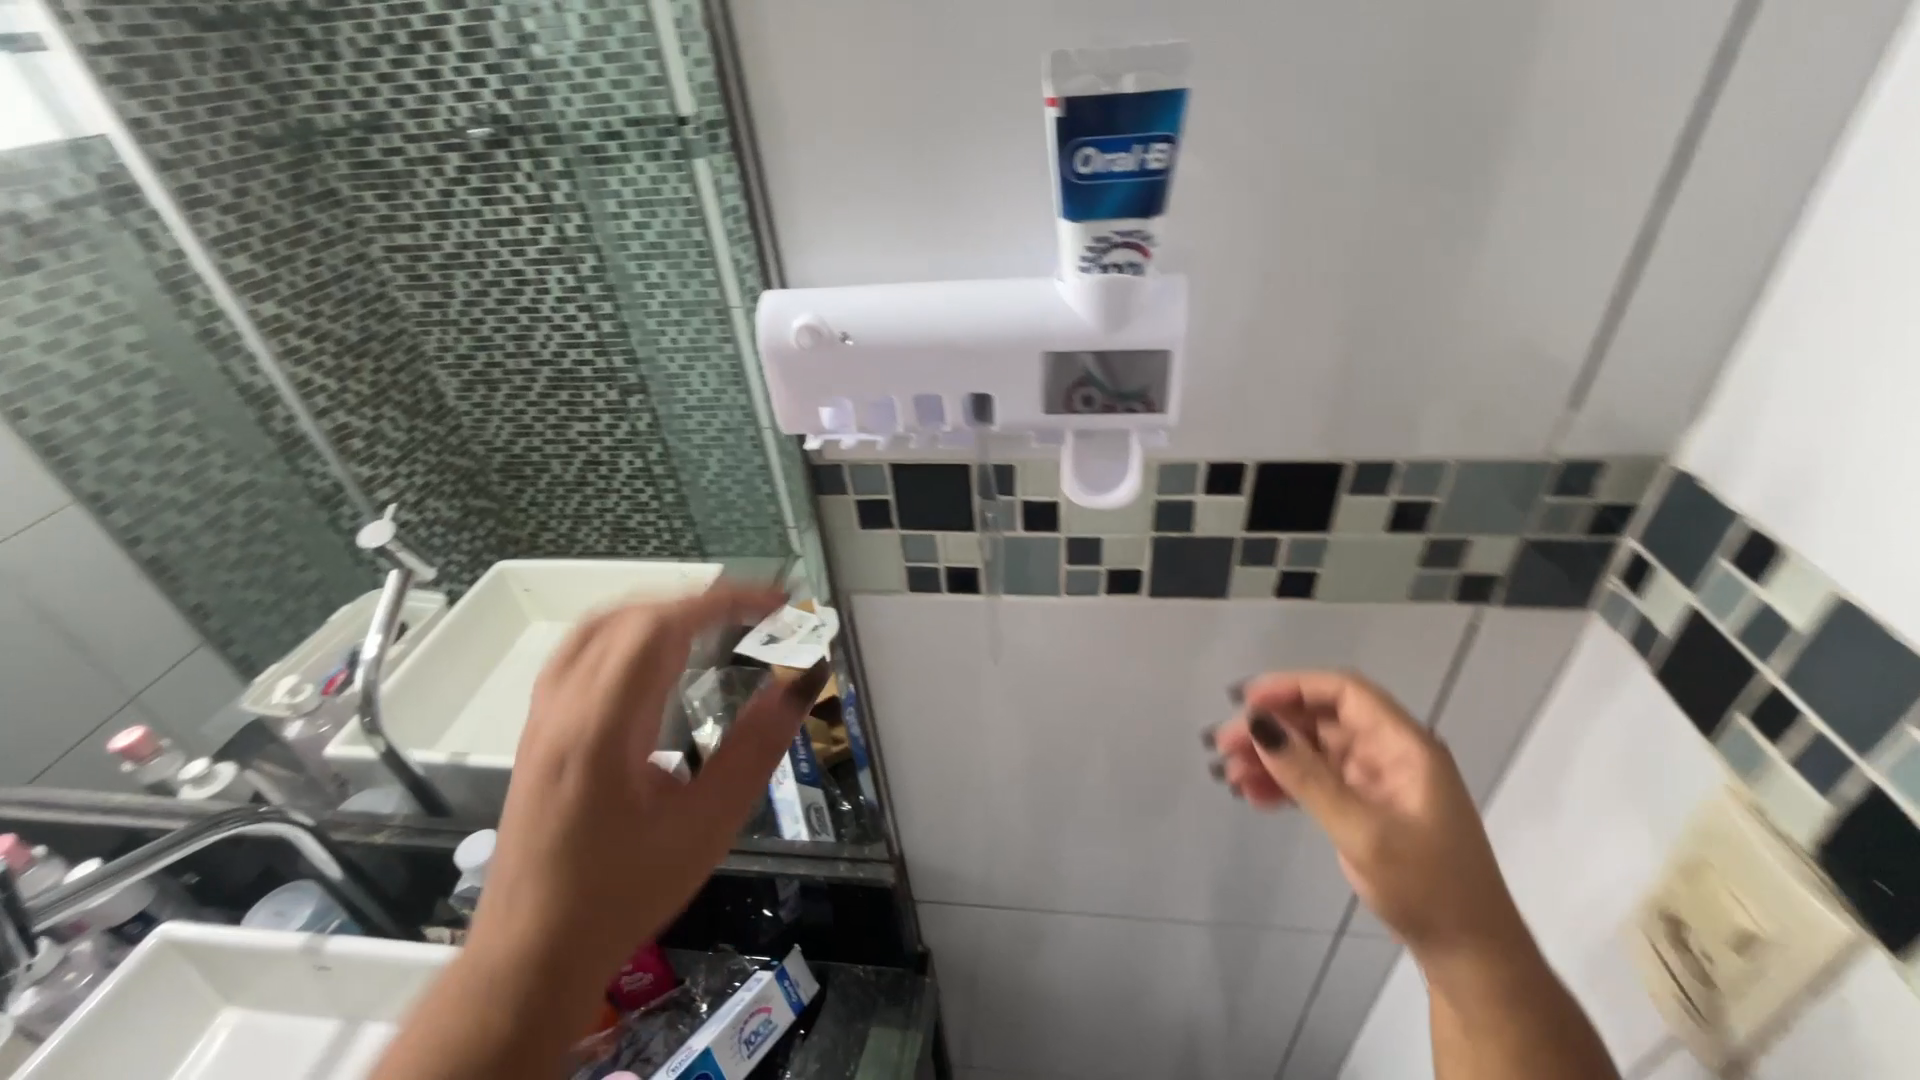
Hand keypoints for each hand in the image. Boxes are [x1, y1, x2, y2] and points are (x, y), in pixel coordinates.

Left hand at [466, 584, 827, 983]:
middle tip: (757, 616)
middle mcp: (564, 708)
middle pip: (630, 617)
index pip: (661, 628)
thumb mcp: (706, 826)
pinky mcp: (537, 730)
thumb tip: (796, 685)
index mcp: (603, 729)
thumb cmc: (625, 892)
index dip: (723, 602)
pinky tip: (655, 660)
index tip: (775, 605)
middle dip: (700, 602)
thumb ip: (754, 750)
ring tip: (713, 625)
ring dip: (660, 611)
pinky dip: (627, 633)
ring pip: (597, 627)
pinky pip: (579, 652)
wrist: (534, 949)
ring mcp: (542, 716)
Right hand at [1209, 671, 1523, 960]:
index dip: (1293, 688)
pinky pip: (1314, 781)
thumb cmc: (1427, 886)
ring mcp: (1374, 781)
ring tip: (1230, 775)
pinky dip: (1283, 784)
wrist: (1466, 950)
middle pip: (1320, 720)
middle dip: (1271, 728)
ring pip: (1311, 751)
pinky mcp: (1362, 807)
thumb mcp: (1362, 831)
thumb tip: (1259, 726)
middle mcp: (1388, 753)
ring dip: (1270, 758)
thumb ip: (1308, 776)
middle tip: (1223, 746)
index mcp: (1404, 746)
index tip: (1246, 704)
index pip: (1344, 693)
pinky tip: (1253, 796)